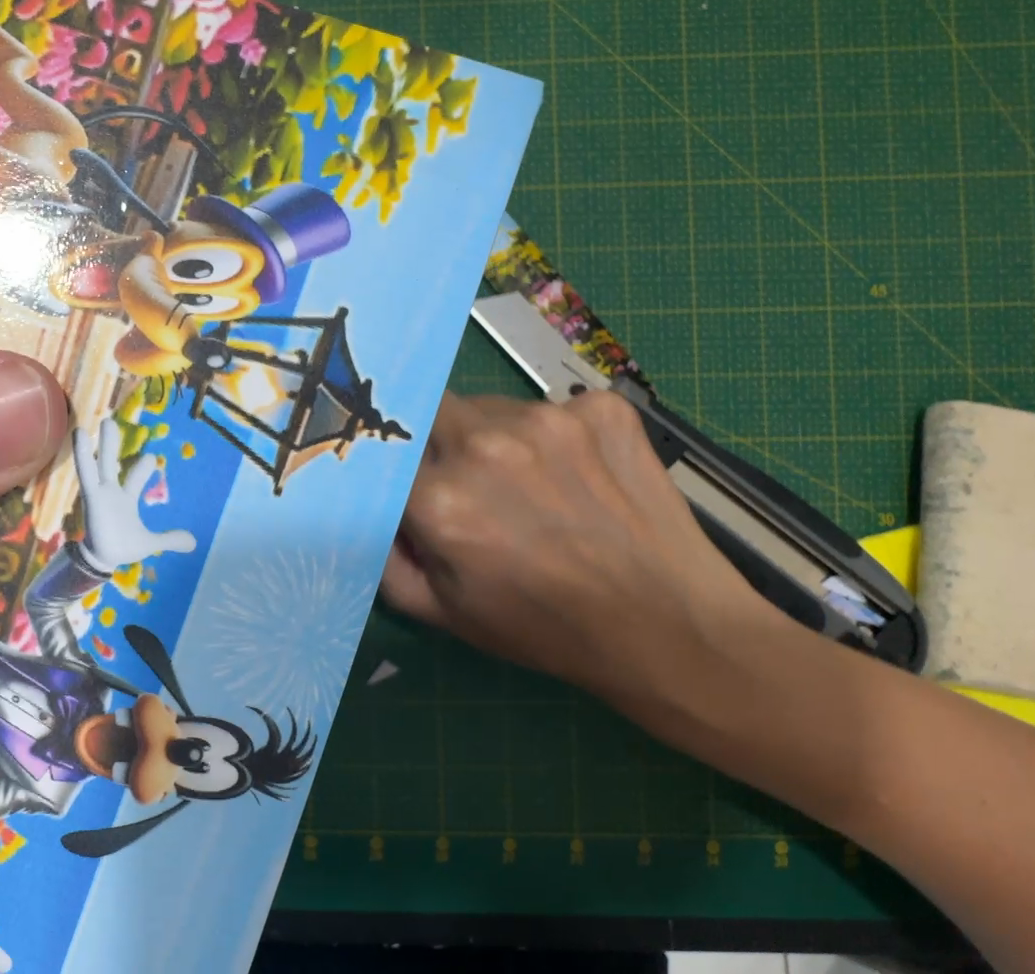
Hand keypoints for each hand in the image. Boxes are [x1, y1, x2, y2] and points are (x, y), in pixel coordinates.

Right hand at [72, 418, 195, 571]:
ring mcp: (101, 492)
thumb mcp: (151, 542)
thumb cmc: (123, 546)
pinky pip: (86, 473)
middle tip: (111, 422)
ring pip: (98, 463)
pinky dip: (83, 455)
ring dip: (99, 444)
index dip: (143, 467)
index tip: (151, 457)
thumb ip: (170, 539)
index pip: (136, 477)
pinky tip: (79, 435)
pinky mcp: (93, 496)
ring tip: (103, 421)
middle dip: (112, 444)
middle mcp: (112, 491)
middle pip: (111, 462)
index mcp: (127, 498)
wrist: (104, 559)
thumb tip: (194, 542)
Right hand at [381, 391, 791, 697]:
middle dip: (434, 438)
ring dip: (491, 436)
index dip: (387, 463)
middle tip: (461, 479)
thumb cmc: (543, 627)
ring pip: (489, 406)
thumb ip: (382, 558)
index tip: (394, 475)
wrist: (672, 628)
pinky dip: (549, 435)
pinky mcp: (603, 410)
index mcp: (438, 498)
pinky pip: (549, 406)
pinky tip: (573, 477)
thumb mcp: (439, 611)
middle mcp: (485, 444)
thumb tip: (362, 511)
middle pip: (429, 408)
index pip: (381, 449)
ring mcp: (550, 419)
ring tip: (529, 485)